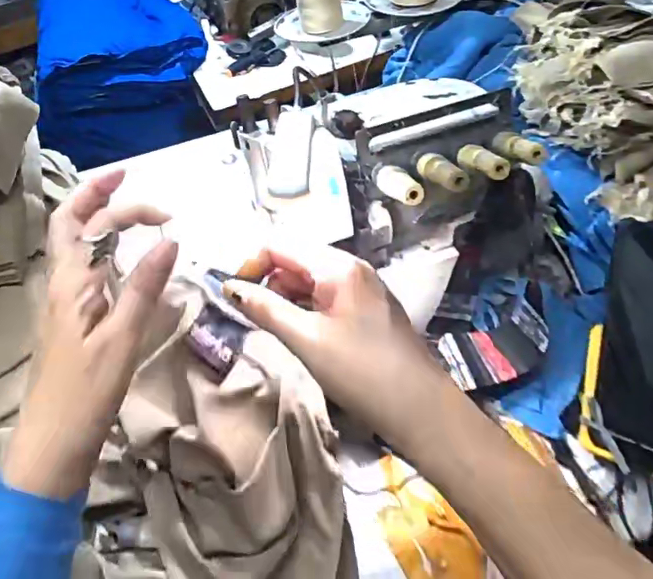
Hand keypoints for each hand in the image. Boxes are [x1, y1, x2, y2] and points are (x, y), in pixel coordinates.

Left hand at [1, 168, 177, 499]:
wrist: (49, 450)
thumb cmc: (85, 395)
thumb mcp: (122, 339)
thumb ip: (144, 286)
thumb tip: (170, 238)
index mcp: (71, 283)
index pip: (98, 225)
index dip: (133, 211)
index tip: (169, 218)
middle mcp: (60, 283)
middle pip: (66, 222)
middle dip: (92, 193)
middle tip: (121, 175)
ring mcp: (59, 301)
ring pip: (68, 242)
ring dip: (90, 214)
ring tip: (117, 201)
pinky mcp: (66, 318)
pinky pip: (77, 265)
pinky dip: (94, 243)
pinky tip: (115, 255)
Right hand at [224, 242, 453, 447]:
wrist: (423, 409)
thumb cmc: (362, 372)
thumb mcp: (307, 341)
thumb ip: (266, 310)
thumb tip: (230, 288)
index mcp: (338, 265)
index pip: (280, 244)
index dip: (251, 265)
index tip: (233, 296)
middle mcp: (351, 266)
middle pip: (295, 258)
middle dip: (268, 281)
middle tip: (250, 317)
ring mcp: (362, 286)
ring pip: (310, 278)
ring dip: (285, 296)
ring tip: (271, 328)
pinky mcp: (368, 307)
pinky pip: (326, 294)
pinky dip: (305, 307)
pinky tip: (299, 333)